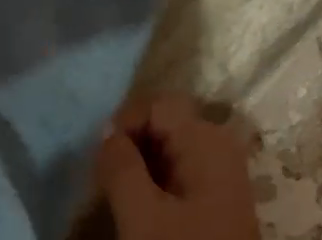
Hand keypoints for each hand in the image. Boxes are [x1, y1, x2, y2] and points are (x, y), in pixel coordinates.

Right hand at [92, 97, 261, 239]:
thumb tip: (106, 132)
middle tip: (103, 183)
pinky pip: (184, 171)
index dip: (125, 123)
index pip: (160, 104)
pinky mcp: (221, 194)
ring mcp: (223, 168)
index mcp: (206, 137)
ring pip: (174, 149)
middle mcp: (220, 142)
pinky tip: (142, 210)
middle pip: (168, 123)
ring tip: (117, 200)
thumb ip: (122, 170)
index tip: (98, 161)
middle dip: (132, 145)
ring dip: (143, 167)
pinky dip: (159, 182)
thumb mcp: (143, 218)